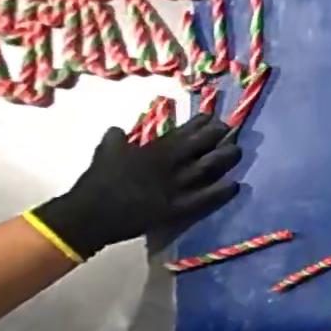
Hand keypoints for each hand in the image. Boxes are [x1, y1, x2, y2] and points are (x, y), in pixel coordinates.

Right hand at [30, 114, 241, 259]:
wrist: (92, 213)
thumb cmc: (98, 180)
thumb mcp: (106, 150)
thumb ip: (117, 138)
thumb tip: (119, 130)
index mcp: (154, 149)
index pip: (184, 131)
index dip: (201, 122)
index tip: (212, 116)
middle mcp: (170, 164)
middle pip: (202, 145)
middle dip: (218, 135)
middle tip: (230, 129)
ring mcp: (177, 186)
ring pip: (209, 168)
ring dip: (225, 158)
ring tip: (237, 150)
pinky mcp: (179, 208)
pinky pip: (206, 198)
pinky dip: (222, 192)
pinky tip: (235, 185)